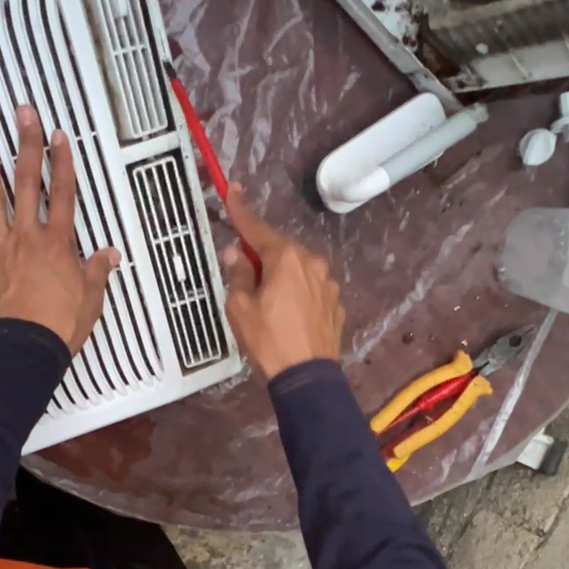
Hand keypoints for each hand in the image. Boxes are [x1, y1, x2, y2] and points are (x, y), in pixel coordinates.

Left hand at [0, 105, 119, 352]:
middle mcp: (28, 237)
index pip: (63, 195)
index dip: (63, 163)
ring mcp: (0, 248)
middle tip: (23, 112)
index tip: (60, 134)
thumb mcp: (90, 300)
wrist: (25, 349)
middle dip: (27, 146)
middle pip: (28, 184)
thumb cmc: (60, 327)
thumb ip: (97, 272)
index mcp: (58, 244)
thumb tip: (110, 253)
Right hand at [220, 189, 343, 379]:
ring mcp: (328, 283)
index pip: (257, 228)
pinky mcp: (336, 304)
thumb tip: (235, 254)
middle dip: (261, 258)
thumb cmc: (268, 340)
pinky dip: (297, 296)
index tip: (233, 189)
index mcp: (286, 257)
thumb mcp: (240, 308)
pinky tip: (289, 318)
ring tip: (268, 307)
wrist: (307, 378)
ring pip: (297, 271)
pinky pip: (311, 291)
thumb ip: (238, 275)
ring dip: (281, 279)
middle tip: (244, 279)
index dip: (241, 210)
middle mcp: (311, 262)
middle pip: (279, 250)